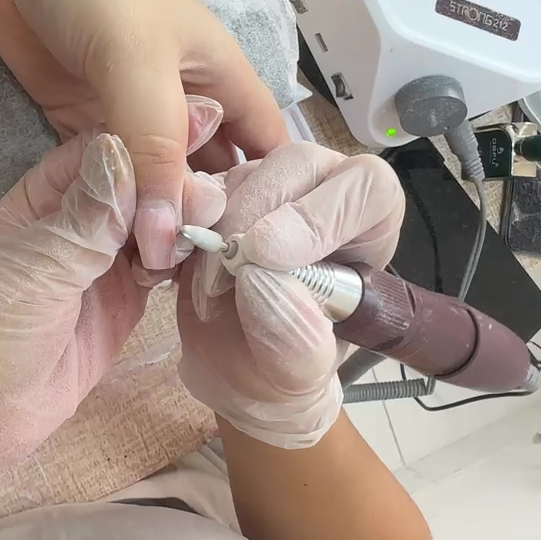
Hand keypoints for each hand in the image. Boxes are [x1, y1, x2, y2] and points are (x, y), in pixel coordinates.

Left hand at [0, 0, 289, 273]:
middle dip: (210, 225)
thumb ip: (156, 150)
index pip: (270, 153)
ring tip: (159, 287)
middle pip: (212, 177)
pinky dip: (115, 208)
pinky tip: (113, 250)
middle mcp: (185, 107)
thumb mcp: (140, 65)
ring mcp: (132, 118)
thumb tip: (169, 239)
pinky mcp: (86, 125)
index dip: (274, 204)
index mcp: (222, 82)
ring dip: (158, 224)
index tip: (263, 266)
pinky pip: (111, 176)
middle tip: (202, 294)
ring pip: (158, 183)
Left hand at [0, 105, 226, 538]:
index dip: (146, 140)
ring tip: (219, 217)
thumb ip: (85, 217)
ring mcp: (103, 261)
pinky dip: (184, 259)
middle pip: (136, 186)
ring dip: (184, 221)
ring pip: (154, 225)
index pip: (102, 152)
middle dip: (173, 184)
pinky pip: (162, 267)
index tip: (198, 125)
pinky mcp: (125, 299)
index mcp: (43, 196)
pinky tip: (210, 251)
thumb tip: (124, 148)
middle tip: (213, 189)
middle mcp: (78, 220)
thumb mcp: (35, 268)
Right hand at [175, 144, 405, 448]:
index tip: (268, 258)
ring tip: (205, 288)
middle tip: (224, 275)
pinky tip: (174, 269)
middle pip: (293, 164)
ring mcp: (260, 184)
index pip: (366, 187)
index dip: (318, 215)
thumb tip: (258, 278)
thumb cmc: (282, 370)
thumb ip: (295, 336)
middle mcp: (318, 190)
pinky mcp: (209, 194)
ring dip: (209, 225)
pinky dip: (173, 226)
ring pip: (237, 173)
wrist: (229, 372)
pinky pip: (188, 190)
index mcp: (366, 224)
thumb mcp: (300, 375)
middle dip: (252, 216)